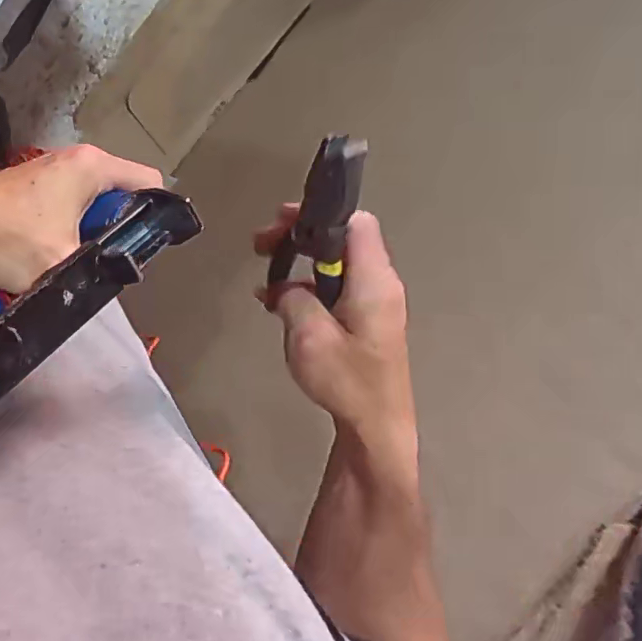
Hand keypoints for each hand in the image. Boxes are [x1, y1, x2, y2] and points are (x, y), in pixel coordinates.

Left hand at [0, 144, 162, 291]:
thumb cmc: (5, 240)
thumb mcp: (60, 266)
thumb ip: (96, 273)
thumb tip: (109, 280)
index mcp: (91, 166)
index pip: (149, 184)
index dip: (155, 218)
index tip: (141, 248)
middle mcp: (73, 158)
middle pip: (120, 193)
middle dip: (118, 227)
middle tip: (105, 258)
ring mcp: (48, 168)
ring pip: (90, 200)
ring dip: (88, 229)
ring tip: (74, 257)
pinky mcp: (29, 182)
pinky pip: (65, 202)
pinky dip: (65, 224)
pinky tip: (48, 248)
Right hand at [253, 206, 416, 456]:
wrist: (376, 425)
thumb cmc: (347, 381)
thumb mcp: (310, 336)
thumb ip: (294, 298)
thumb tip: (286, 288)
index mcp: (373, 281)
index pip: (355, 223)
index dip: (317, 215)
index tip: (280, 223)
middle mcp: (378, 284)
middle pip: (341, 239)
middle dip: (299, 236)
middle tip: (262, 245)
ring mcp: (372, 302)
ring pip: (333, 263)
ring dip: (297, 261)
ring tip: (265, 275)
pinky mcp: (363, 319)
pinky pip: (332, 286)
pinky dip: (304, 284)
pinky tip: (276, 300)